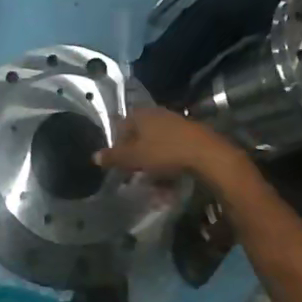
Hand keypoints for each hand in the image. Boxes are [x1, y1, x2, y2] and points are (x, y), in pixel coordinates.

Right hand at [94, 108, 243, 180]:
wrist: (206, 154)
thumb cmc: (165, 152)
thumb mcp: (134, 158)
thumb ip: (114, 157)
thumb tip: (94, 156)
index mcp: (141, 114)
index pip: (121, 126)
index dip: (118, 145)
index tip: (118, 165)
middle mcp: (157, 114)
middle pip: (140, 137)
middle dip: (137, 159)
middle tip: (136, 177)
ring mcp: (175, 123)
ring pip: (157, 147)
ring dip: (154, 167)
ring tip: (155, 187)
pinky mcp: (190, 136)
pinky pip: (173, 152)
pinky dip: (169, 168)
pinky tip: (170, 185)